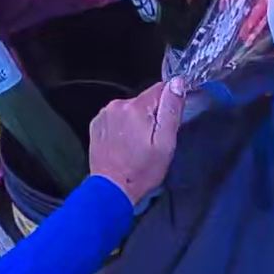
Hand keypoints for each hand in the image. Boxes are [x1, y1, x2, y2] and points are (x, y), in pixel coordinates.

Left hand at [87, 78, 186, 203]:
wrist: (111, 191)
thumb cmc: (143, 170)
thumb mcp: (165, 143)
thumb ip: (171, 110)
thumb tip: (177, 82)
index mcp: (135, 107)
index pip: (161, 88)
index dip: (171, 101)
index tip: (172, 119)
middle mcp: (116, 105)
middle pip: (145, 100)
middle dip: (153, 114)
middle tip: (156, 139)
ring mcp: (103, 115)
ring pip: (131, 109)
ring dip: (138, 120)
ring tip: (139, 143)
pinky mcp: (96, 125)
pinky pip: (118, 118)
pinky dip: (124, 126)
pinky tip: (126, 143)